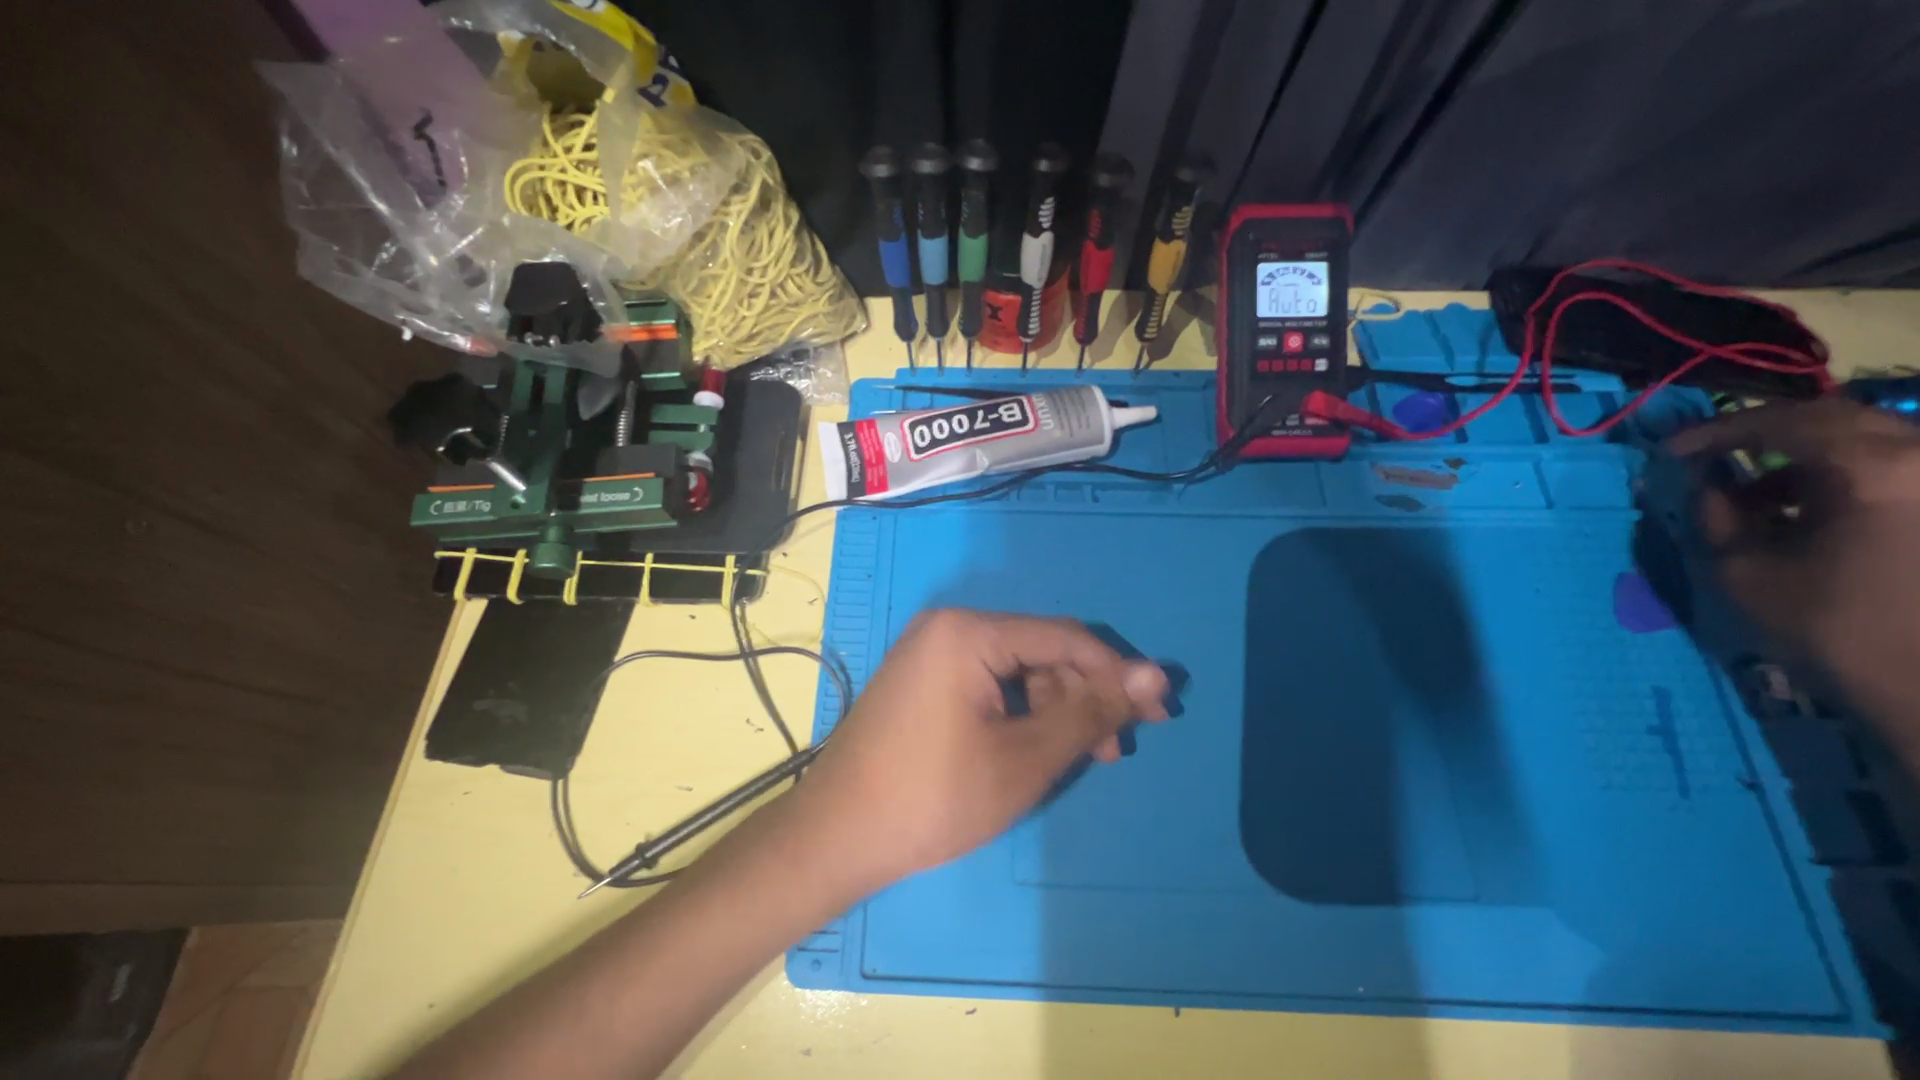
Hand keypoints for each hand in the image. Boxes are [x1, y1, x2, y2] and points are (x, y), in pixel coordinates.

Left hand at [780, 609, 1169, 892]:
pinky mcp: (922, 684)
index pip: (1065, 638)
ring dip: (1055, 712)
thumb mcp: (1026, 758)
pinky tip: (1037, 752)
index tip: (1156, 716)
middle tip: (1113, 751)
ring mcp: (929, 655)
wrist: (834, 838)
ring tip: (1082, 759)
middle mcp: (947, 629)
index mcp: (968, 631)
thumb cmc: (934, 797)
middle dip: (1083, 698)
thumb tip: (1156, 675)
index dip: (1117, 674)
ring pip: (1016, 673)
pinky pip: (987, 687)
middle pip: (1040, 653)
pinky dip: (1019, 718)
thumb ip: (1091, 712)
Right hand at [1668, 398, 1919, 729]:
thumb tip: (1708, 485)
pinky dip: (1839, 479)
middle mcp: (1919, 460)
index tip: (1673, 450)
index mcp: (1872, 469)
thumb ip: (1716, 517)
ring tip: (1754, 496)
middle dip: (1765, 434)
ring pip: (1866, 442)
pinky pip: (1891, 470)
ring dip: (1803, 458)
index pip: (1782, 424)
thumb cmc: (1832, 630)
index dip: (1718, 431)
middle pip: (1832, 419)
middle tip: (1712, 456)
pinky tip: (1804, 515)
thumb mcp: (1743, 572)